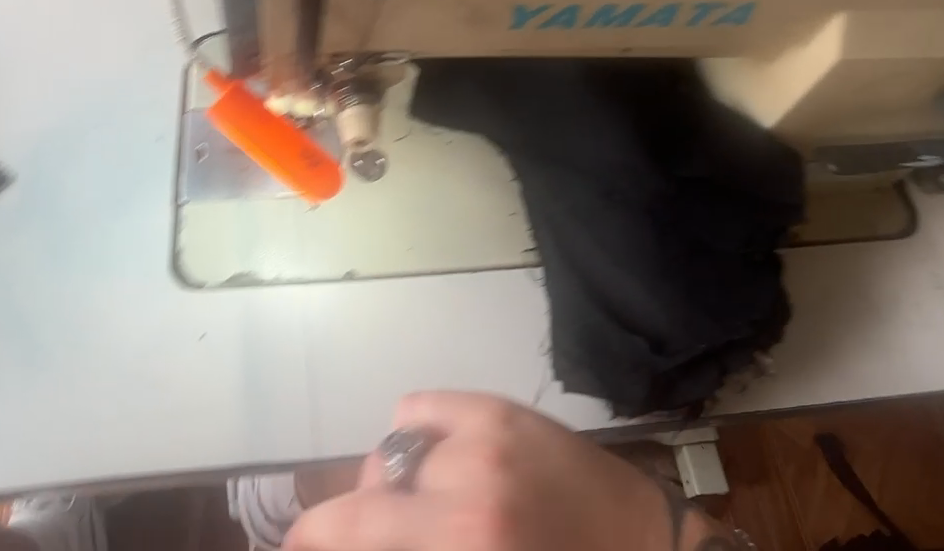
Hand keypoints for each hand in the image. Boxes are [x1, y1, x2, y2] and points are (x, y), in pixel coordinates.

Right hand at [284, 391, 675, 550]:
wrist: (644, 549)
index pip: (352, 527)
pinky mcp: (499, 408)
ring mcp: (481, 438)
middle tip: (387, 530)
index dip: (311, 537)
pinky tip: (437, 454)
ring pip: (394, 456)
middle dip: (359, 518)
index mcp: (459, 541)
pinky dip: (414, 430)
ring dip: (401, 485)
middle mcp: (462, 486)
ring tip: (435, 503)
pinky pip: (419, 405)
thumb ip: (414, 541)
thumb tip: (365, 527)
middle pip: (369, 493)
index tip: (299, 545)